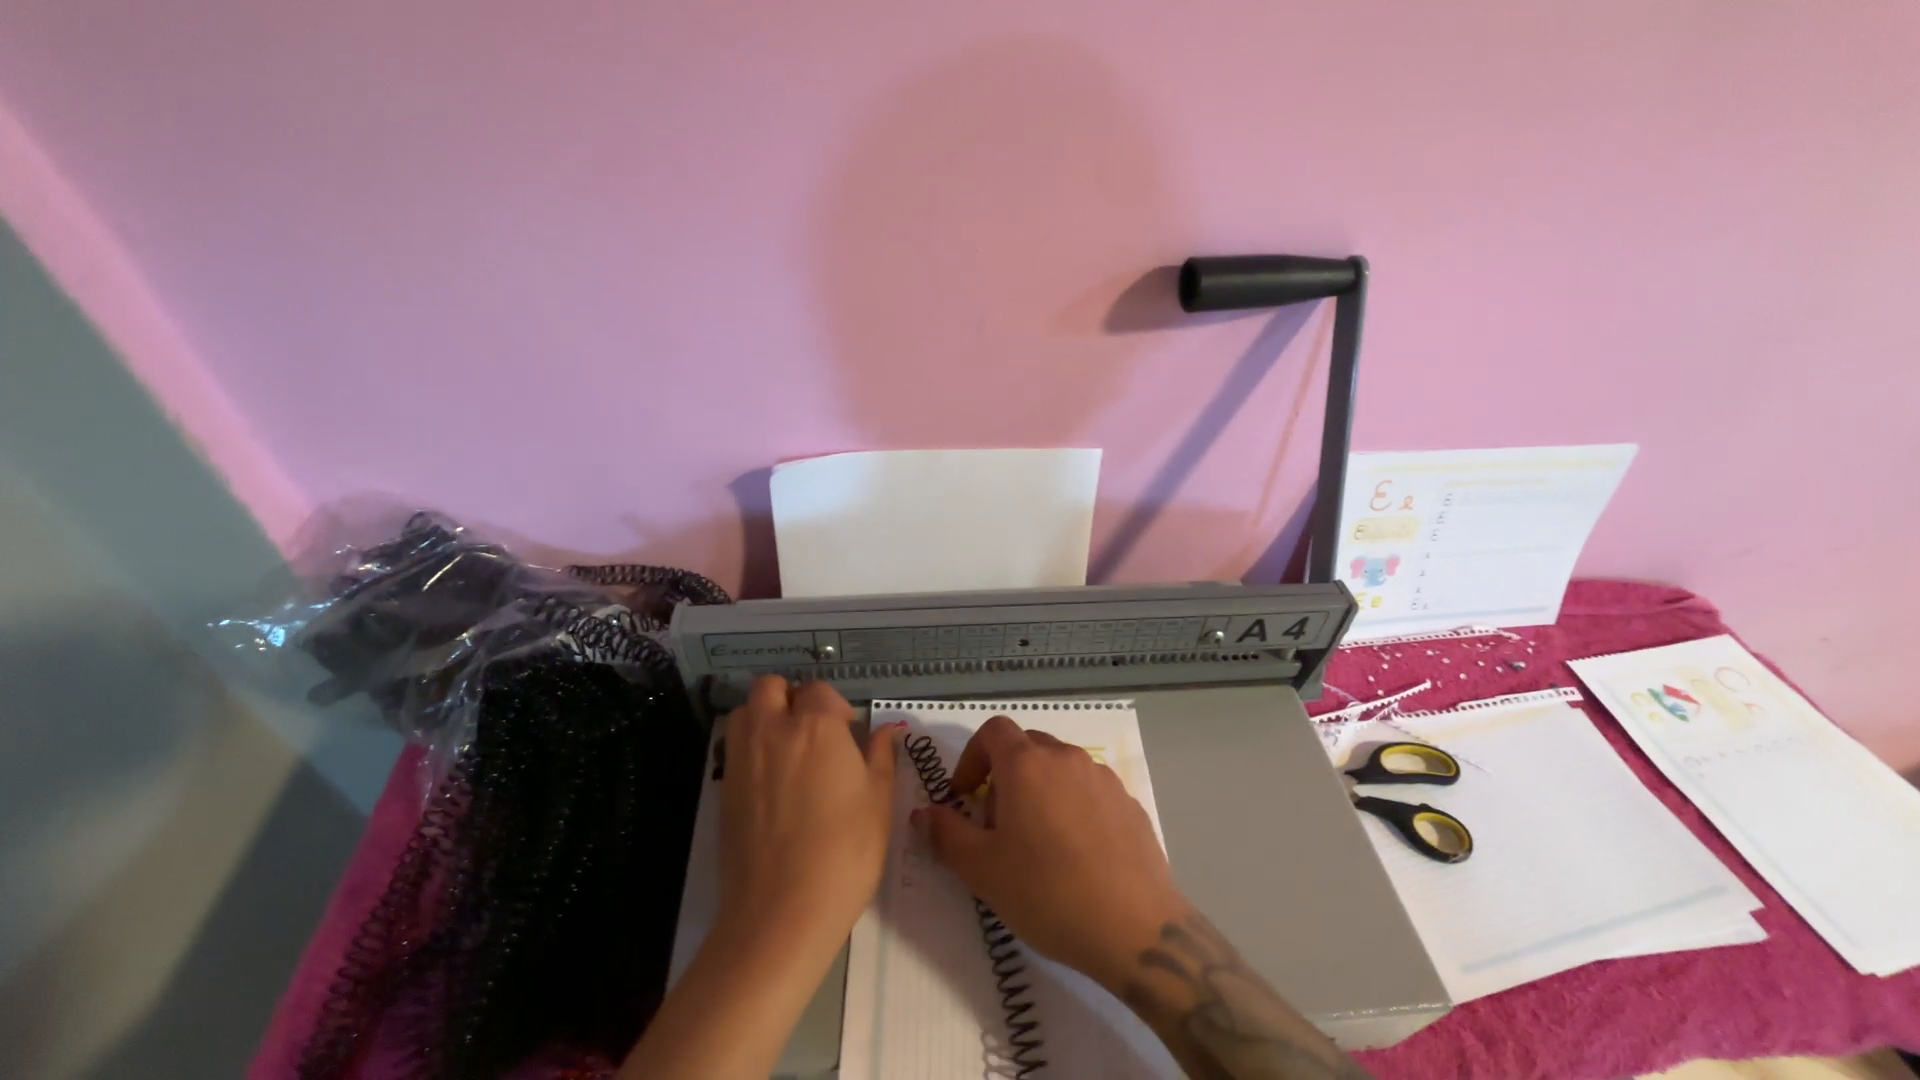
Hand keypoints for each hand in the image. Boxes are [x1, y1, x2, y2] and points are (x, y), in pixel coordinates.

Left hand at [623, 678, 897, 1079]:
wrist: (781, 910)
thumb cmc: (844, 853)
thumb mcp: (879, 803)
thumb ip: (880, 757)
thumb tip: (886, 731)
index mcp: (815, 726)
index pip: (820, 691)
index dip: (836, 708)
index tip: (849, 734)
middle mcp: (772, 729)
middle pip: (771, 687)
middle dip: (791, 697)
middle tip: (814, 731)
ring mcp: (741, 758)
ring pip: (745, 711)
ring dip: (765, 716)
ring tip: (789, 750)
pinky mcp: (723, 788)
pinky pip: (734, 748)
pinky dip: (750, 748)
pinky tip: (772, 783)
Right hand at [918, 715, 1192, 991]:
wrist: (1135, 929)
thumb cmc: (1047, 893)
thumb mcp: (981, 870)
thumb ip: (946, 834)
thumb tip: (925, 814)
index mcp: (1027, 765)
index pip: (993, 731)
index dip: (971, 757)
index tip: (965, 797)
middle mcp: (1068, 759)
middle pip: (1027, 747)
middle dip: (1004, 776)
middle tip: (996, 826)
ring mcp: (1105, 780)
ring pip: (1060, 769)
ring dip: (1039, 791)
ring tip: (1036, 845)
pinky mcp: (1130, 805)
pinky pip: (1089, 792)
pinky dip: (1072, 808)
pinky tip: (1074, 857)